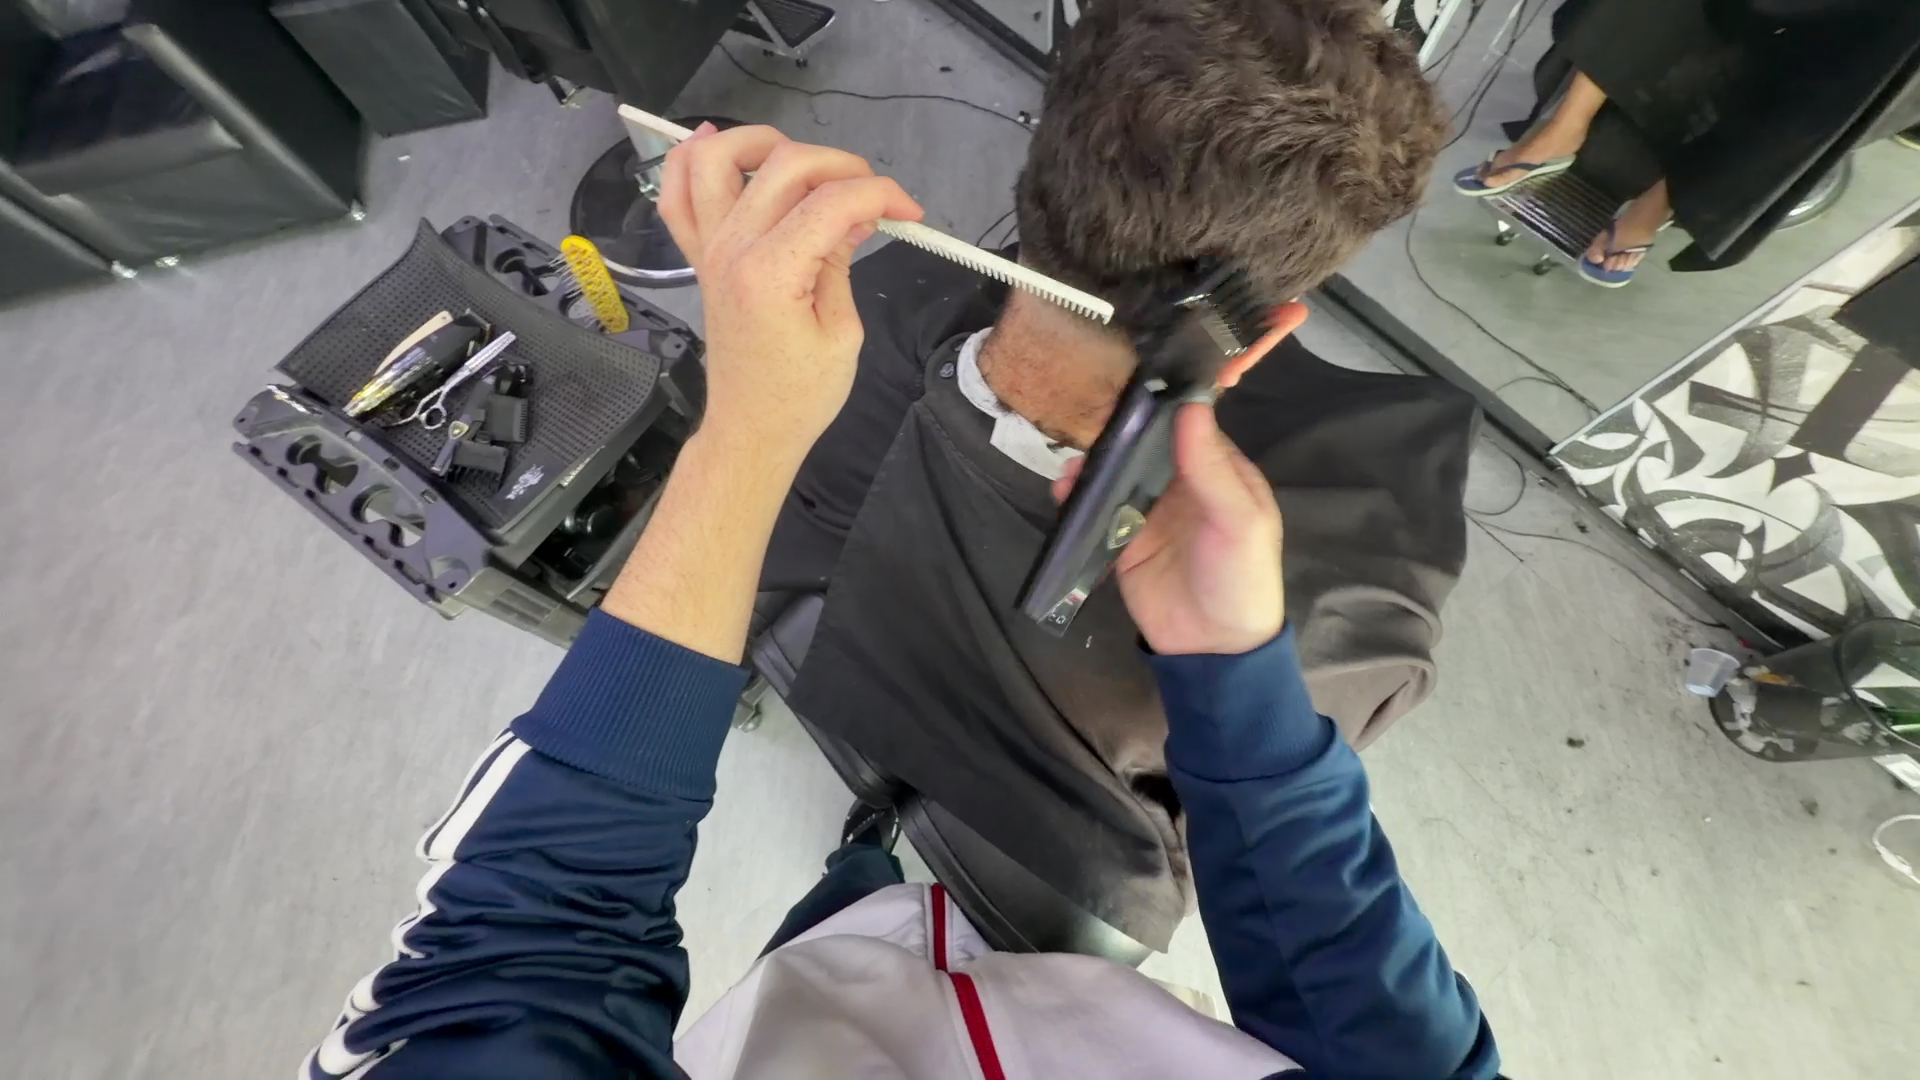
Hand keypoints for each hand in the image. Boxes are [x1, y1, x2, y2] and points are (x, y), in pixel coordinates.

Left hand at [656, 124, 923, 464]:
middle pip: (785, 165)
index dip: (881, 194)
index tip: (911, 211)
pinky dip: (691, 160)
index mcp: (773, 272)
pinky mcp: (700, 258)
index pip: (833, 202)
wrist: (753, 427)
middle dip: (841, 166)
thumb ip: (841, 263)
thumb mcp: (843, 333)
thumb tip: (855, 217)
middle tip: (873, 196)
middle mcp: (733, 247)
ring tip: (805, 164)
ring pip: (719, 158)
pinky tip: (720, 148)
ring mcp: (709, 248)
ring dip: (764, 143)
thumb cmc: (802, 395)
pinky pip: (677, 194)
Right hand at [1052, 404, 1283, 654]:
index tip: (1129, 390)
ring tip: (1072, 468)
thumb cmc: (1239, 578)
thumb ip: (1211, 466)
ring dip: (1094, 468)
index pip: (1189, 429)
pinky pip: (1098, 513)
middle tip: (1089, 425)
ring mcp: (1150, 515)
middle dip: (1117, 438)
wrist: (1211, 647)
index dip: (1162, 410)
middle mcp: (1184, 488)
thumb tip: (1189, 406)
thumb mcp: (1238, 521)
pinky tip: (1064, 491)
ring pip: (1118, 479)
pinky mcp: (1123, 542)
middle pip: (1146, 451)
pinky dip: (1079, 500)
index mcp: (1221, 475)